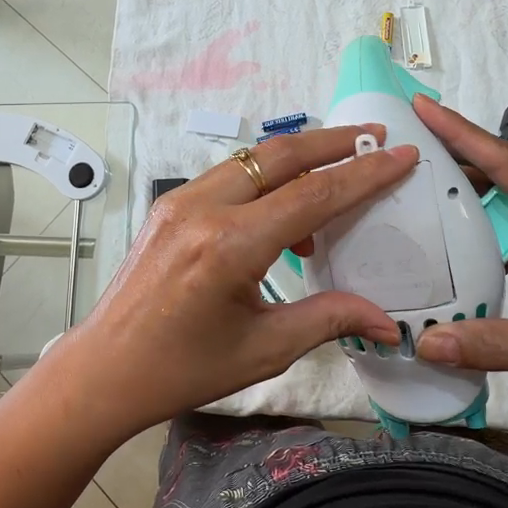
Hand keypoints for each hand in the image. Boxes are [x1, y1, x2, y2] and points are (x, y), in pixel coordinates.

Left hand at [53, 126, 416, 435]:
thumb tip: (386, 321)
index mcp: (228, 246)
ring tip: (337, 179)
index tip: (401, 155)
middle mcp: (202, 208)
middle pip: (279, 155)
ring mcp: (179, 201)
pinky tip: (285, 219)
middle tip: (374, 138)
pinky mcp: (169, 205)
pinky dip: (264, 182)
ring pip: (251, 160)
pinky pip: (228, 177)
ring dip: (298, 159)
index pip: (311, 195)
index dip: (363, 174)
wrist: (106, 369)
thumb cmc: (183, 368)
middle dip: (333, 142)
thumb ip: (328, 320)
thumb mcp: (263, 349)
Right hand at [410, 95, 507, 430]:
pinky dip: (483, 223)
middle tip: (406, 137)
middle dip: (456, 148)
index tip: (423, 107)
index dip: (462, 134)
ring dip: (468, 184)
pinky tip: (454, 241)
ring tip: (419, 180)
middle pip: (504, 168)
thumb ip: (492, 343)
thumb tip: (425, 342)